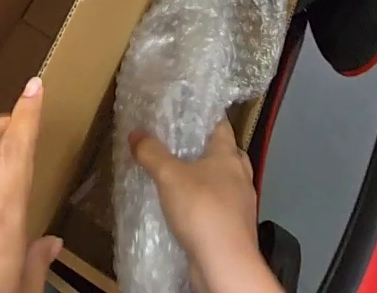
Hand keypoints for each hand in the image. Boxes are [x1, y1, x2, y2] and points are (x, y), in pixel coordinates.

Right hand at [129, 121, 279, 292]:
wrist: (226, 266)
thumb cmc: (202, 209)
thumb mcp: (169, 175)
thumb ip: (151, 152)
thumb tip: (135, 133)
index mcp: (228, 155)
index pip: (221, 124)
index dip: (205, 115)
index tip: (186, 109)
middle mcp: (240, 176)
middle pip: (226, 153)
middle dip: (206, 148)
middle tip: (181, 144)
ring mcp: (241, 205)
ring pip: (224, 182)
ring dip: (206, 178)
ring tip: (180, 175)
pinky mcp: (235, 229)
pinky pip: (219, 207)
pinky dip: (205, 203)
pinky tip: (186, 208)